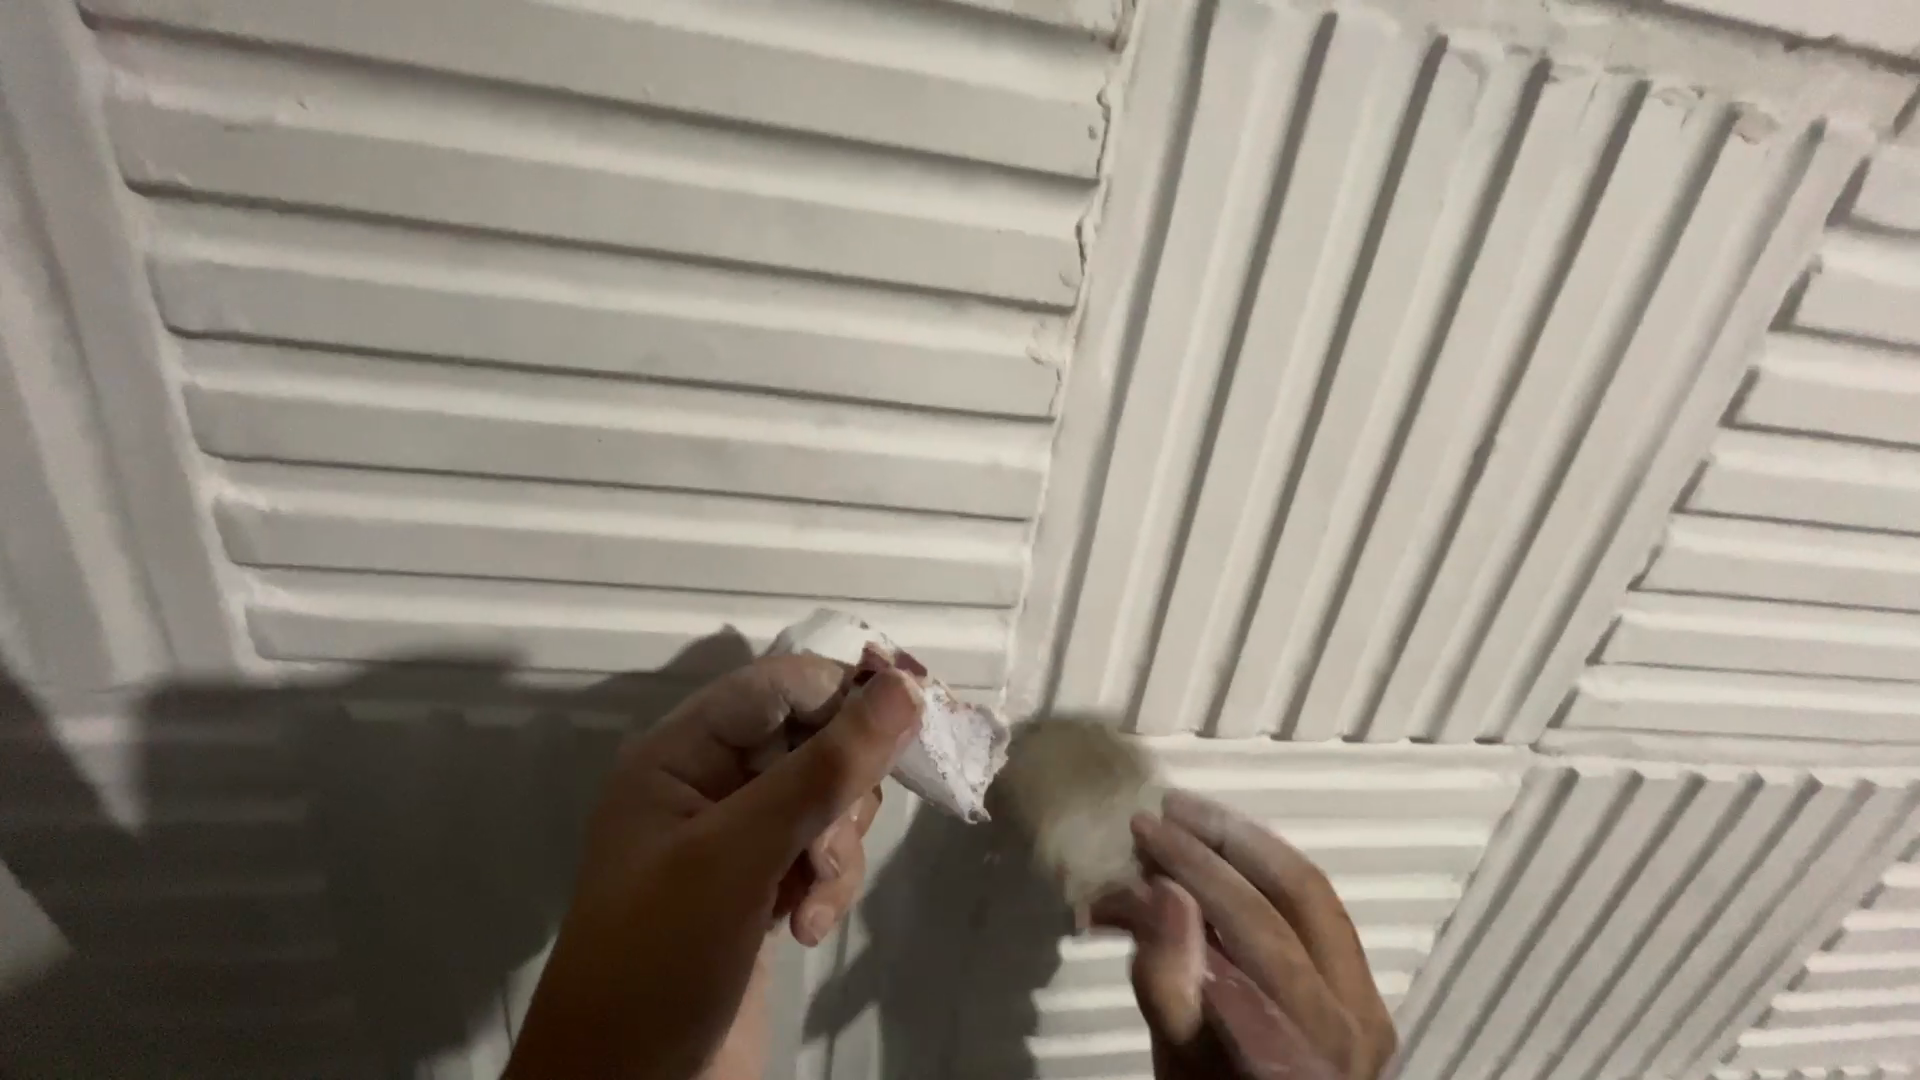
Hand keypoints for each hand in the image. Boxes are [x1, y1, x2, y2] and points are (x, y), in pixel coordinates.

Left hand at [505, 656, 922, 1079]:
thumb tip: (904, 687)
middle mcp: (711, 781)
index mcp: (681, 753)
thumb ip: (824, 767)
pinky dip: (831, 881)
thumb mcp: (739, 855)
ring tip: (813, 893)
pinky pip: (824, 848)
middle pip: (814, 737)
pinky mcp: (764, 880)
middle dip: (839, 789)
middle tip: (831, 841)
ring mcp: (740, 834)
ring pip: (829, 795)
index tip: (906, 720)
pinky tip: (808, 926)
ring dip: (839, 842)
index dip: (844, 694)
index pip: (780, 685)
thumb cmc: (660, 962)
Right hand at [1092, 791, 1396, 1079]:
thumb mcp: (1177, 1058)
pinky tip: (1217, 847)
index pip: (1256, 923)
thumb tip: (1163, 890)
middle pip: (1297, 892)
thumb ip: (1167, 982)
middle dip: (1222, 836)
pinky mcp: (1357, 983)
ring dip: (1244, 841)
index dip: (1196, 864)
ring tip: (1187, 813)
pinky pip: (1311, 905)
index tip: (1144, 827)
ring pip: (1311, 889)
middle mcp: (1358, 1010)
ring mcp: (1366, 994)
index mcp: (1315, 1038)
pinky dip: (1258, 866)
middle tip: (1166, 806)